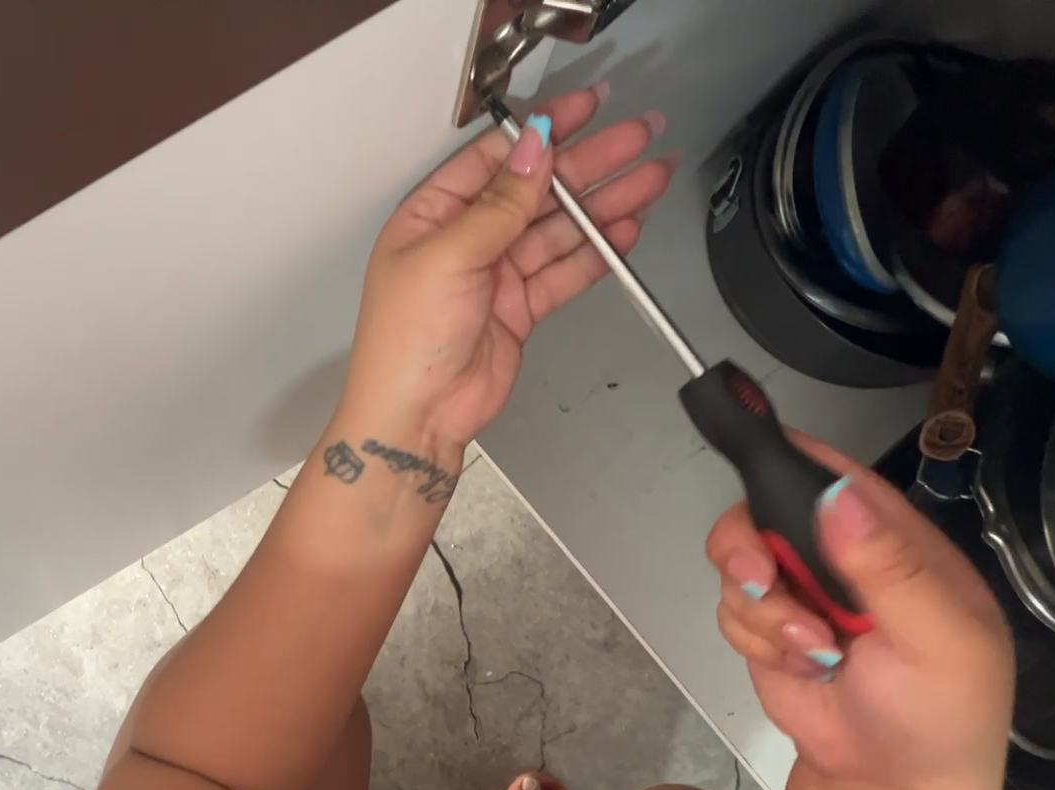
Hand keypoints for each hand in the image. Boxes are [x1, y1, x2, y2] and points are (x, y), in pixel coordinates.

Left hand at [334, 83, 671, 457]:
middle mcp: (463, 243)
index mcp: (431, 218)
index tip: (587, 109)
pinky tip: (625, 229)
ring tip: (650, 178)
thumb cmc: (405, 342)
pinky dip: (595, 253)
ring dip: (603, 205)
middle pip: (534, 192)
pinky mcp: (516, 310)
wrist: (416, 414)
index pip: (494, 160)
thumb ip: (498, 204)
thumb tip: (534, 150)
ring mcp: (492, 277)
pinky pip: (563, 272)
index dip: (543, 133)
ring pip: (557, 230)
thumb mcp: (447, 256)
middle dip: (587, 164)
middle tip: (636, 138)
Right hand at [704, 437, 1014, 789]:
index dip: (791, 458)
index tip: (746, 450)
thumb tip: (835, 495)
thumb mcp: (937, 640)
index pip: (836, 479)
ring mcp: (798, 592)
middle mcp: (838, 558)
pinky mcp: (766, 626)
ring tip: (807, 653)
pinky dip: (752, 639)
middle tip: (757, 579)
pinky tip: (793, 665)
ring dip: (762, 613)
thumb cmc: (937, 712)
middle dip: (748, 549)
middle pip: (762, 515)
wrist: (886, 781)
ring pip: (738, 566)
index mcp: (893, 544)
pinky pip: (730, 609)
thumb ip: (890, 568)